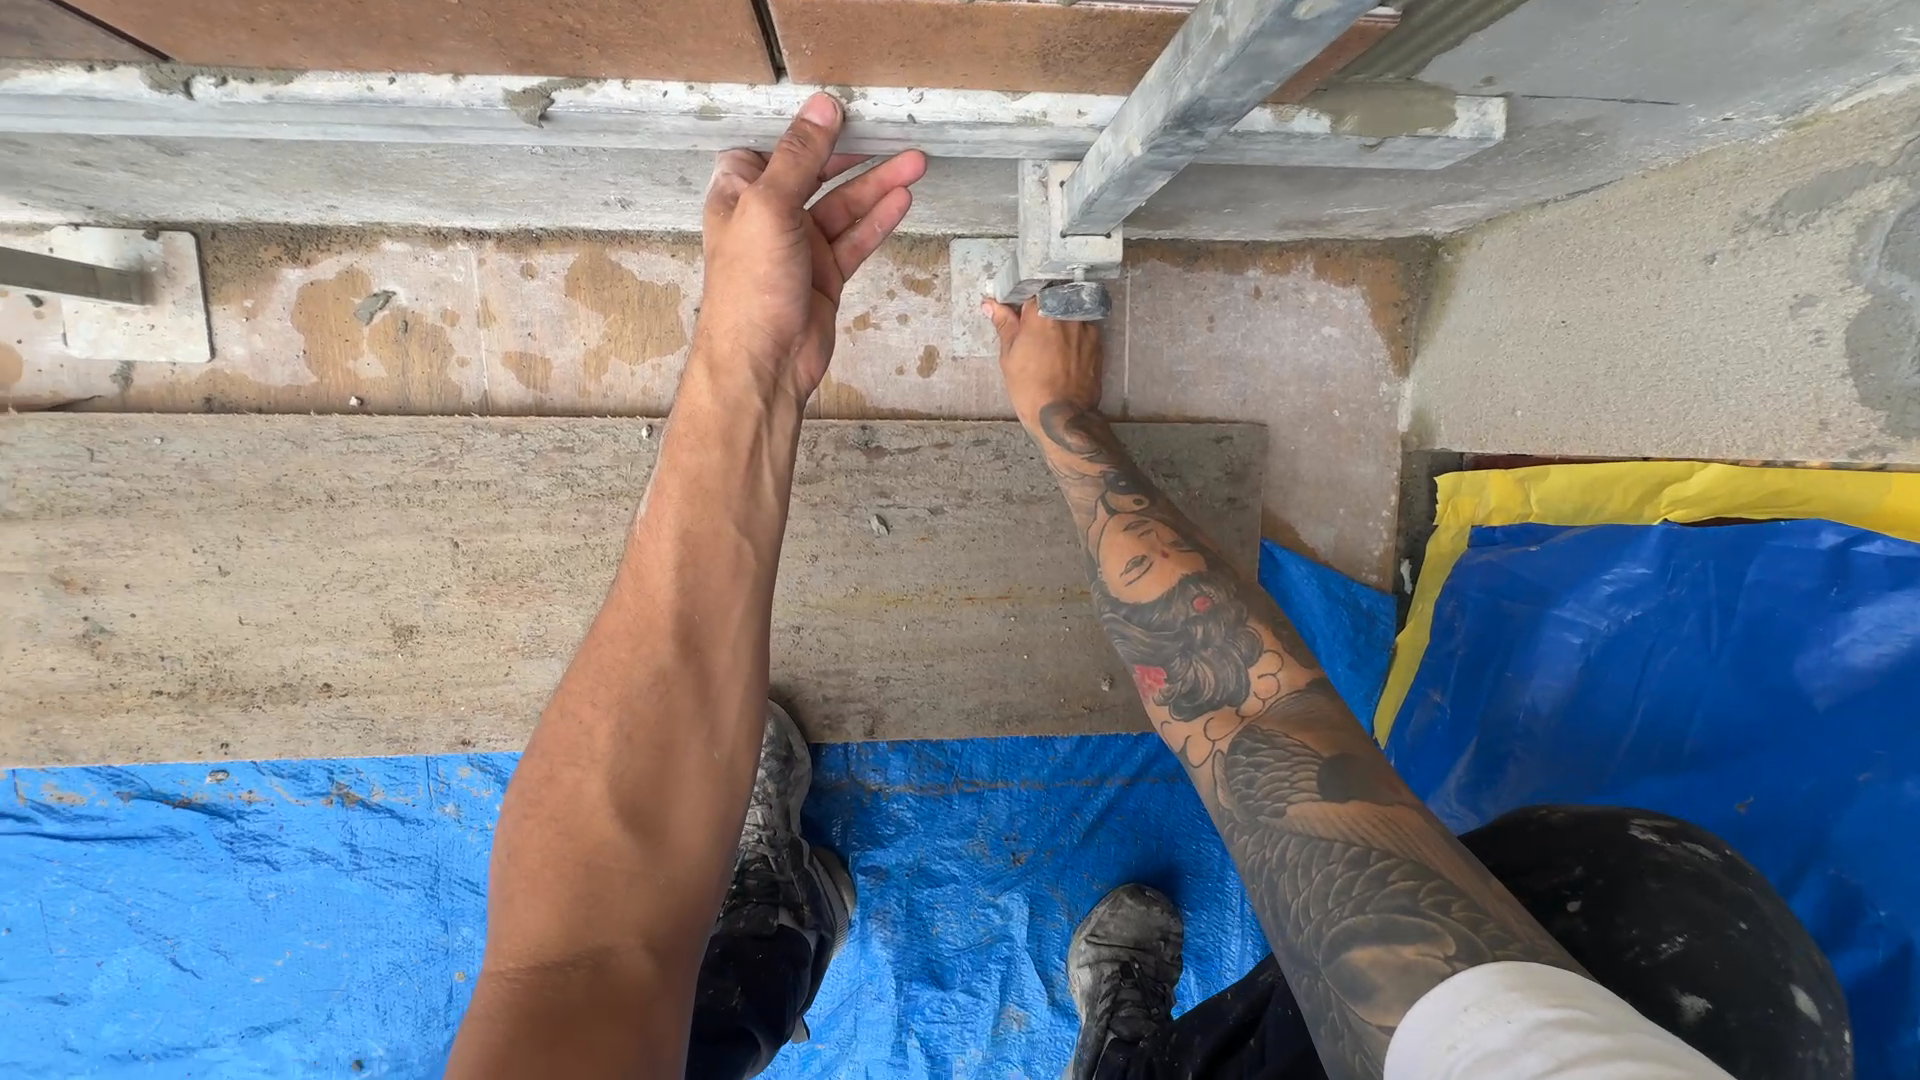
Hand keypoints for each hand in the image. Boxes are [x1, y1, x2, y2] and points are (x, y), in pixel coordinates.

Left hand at [695, 93, 927, 403]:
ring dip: (878, 187)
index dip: (805, 133)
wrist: (764, 360)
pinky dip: (878, 222)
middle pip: (818, 175)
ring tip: (916, 164)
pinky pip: (856, 241)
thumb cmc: (752, 284)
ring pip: (844, 208)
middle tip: (896, 139)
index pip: (773, 149)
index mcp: (740, 192)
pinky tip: (902, 201)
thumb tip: (824, 106)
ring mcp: (800, 249)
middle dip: (856, 157)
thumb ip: (800, 155)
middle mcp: (769, 217)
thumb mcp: (770, 205)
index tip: (842, 114)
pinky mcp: (826, 277)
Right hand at [985, 298, 1103, 427]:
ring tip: (1048, 346)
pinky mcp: (1097, 341)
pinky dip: (1073, 335)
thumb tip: (991, 305)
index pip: (1029, 290)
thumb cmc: (1031, 389)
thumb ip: (1004, 325)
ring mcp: (1085, 326)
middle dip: (1041, 310)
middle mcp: (1067, 312)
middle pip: (1052, 298)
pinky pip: (1082, 328)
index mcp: (1041, 311)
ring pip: (1068, 312)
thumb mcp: (1009, 356)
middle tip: (1031, 332)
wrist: (1063, 415)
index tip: (1014, 313)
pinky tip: (1063, 354)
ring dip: (1058, 321)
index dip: (1020, 301)